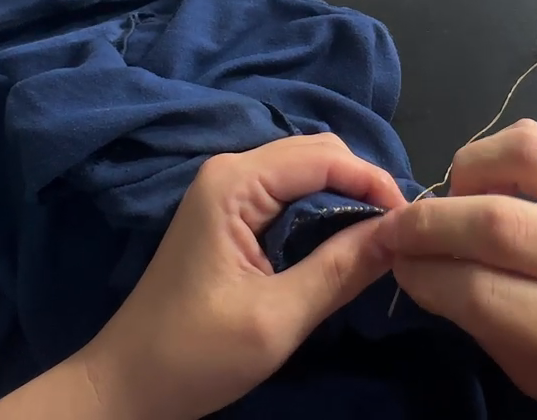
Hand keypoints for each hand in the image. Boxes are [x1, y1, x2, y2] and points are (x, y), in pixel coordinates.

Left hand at [73, 133, 405, 419]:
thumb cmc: (194, 355)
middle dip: (362, 184)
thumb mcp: (276, 319)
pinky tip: (341, 239)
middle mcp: (232, 168)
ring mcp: (228, 186)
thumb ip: (339, 269)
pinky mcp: (231, 208)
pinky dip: (322, 206)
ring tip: (378, 237)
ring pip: (306, 169)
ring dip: (345, 195)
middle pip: (316, 153)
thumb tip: (399, 232)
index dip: (372, 181)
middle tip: (397, 233)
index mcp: (235, 182)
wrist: (126, 384)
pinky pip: (289, 191)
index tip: (410, 223)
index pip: (323, 157)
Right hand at [377, 119, 536, 419]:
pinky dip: (497, 151)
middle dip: (428, 222)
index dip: (424, 274)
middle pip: (497, 223)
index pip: (483, 293)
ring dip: (465, 174)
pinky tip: (489, 181)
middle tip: (396, 227)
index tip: (397, 264)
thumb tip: (420, 265)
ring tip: (454, 199)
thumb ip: (482, 322)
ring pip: (522, 157)